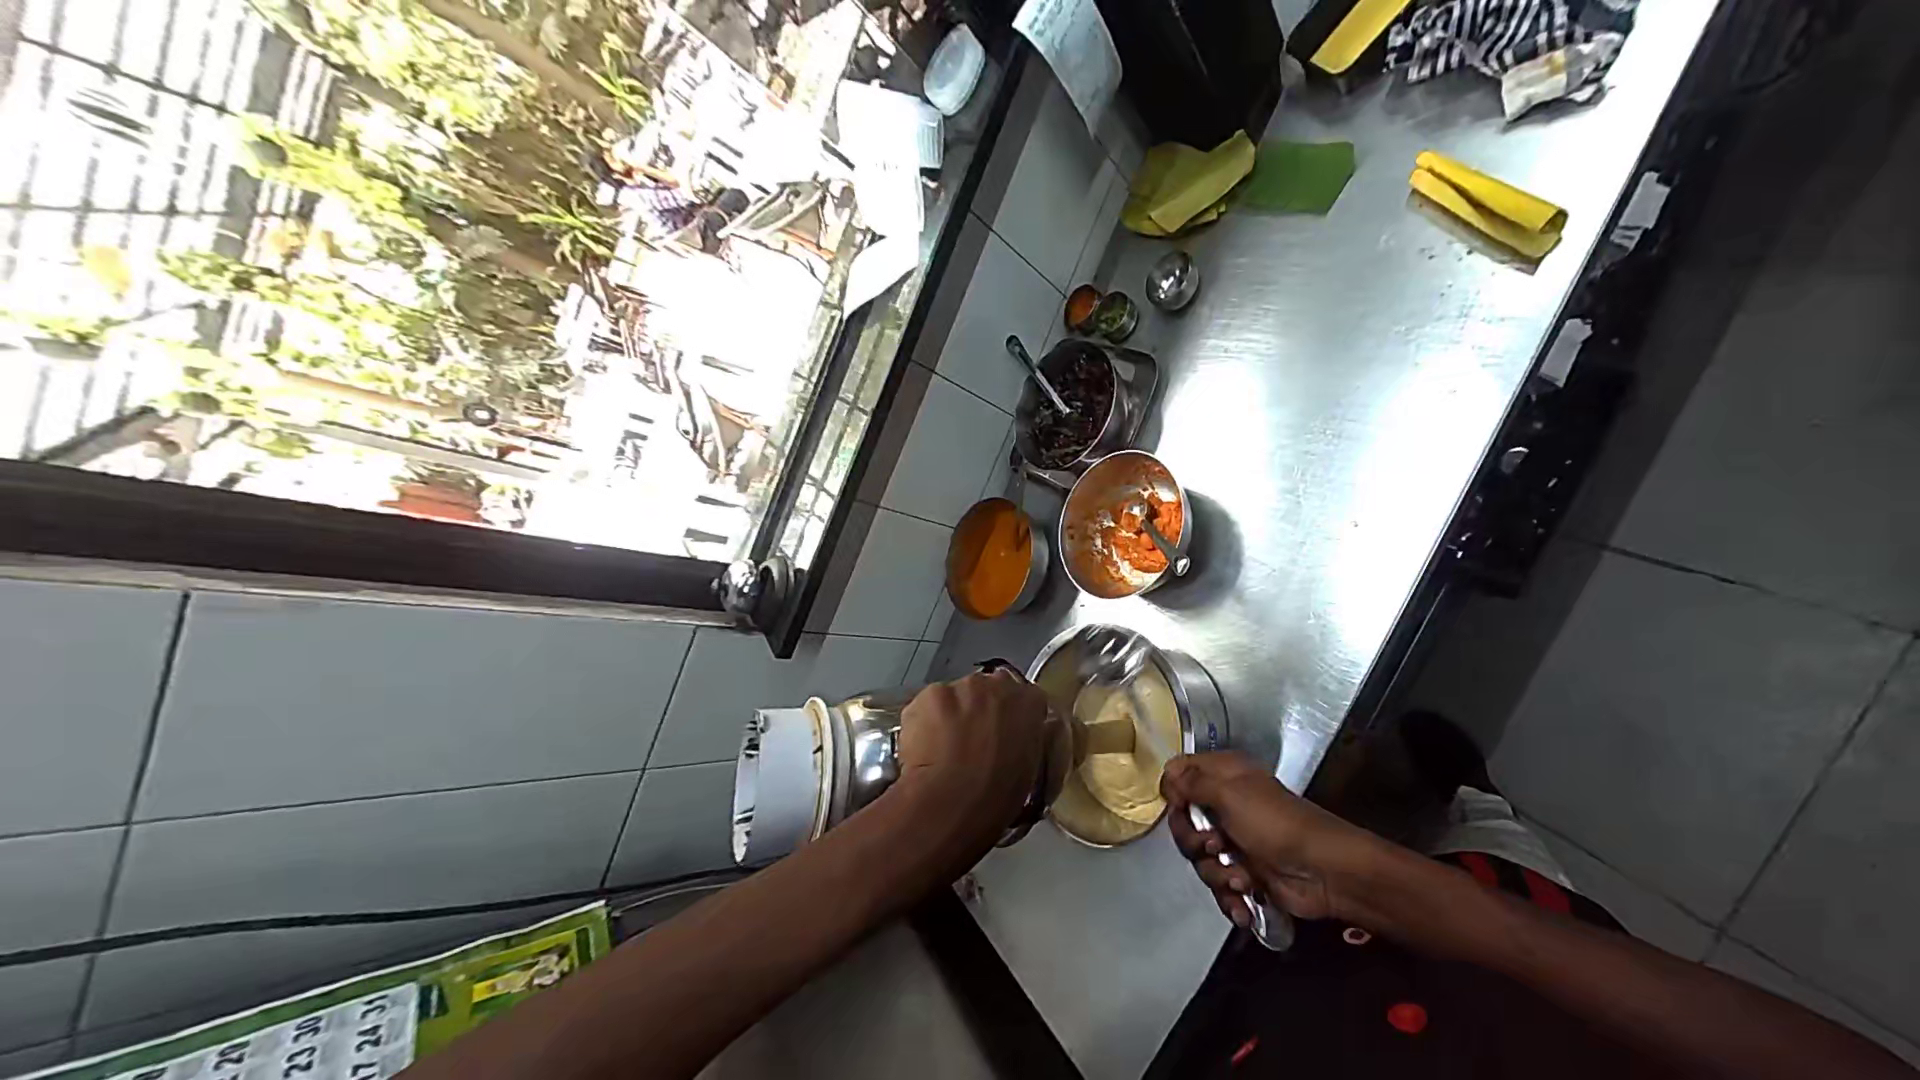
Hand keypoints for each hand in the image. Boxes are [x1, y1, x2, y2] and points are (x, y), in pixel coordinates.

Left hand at [891, 667, 1049, 854]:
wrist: (952, 802)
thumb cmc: (995, 797)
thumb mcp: (1032, 773)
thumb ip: (1031, 743)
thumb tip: (1026, 738)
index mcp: (1030, 703)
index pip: (1022, 698)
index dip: (1009, 719)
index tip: (1001, 735)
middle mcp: (997, 685)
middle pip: (986, 691)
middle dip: (979, 711)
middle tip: (970, 745)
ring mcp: (961, 687)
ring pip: (953, 697)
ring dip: (950, 716)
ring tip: (944, 752)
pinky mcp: (930, 695)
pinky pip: (926, 706)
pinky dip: (923, 722)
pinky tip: (925, 749)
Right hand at [1161, 751, 1393, 924]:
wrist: (1324, 871)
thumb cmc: (1275, 824)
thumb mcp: (1230, 793)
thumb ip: (1192, 782)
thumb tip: (1168, 778)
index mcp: (1222, 777)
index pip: (1179, 774)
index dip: (1173, 792)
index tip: (1180, 807)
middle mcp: (1223, 805)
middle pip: (1183, 822)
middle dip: (1195, 842)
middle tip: (1215, 846)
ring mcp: (1233, 842)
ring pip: (1199, 858)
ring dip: (1217, 873)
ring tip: (1242, 879)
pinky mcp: (1243, 874)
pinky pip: (1218, 885)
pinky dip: (1230, 897)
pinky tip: (1243, 902)